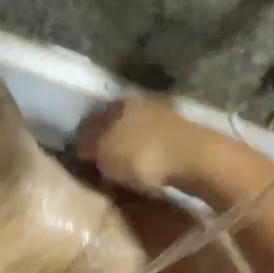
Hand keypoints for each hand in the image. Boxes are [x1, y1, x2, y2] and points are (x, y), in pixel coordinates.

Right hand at [75, 99, 223, 194]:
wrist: (195, 158)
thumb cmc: (142, 155)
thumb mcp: (104, 153)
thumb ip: (88, 146)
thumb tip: (79, 144)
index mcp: (116, 104)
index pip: (91, 118)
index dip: (82, 136)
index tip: (78, 155)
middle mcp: (139, 104)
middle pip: (115, 123)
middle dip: (106, 140)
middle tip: (98, 163)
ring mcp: (163, 117)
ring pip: (136, 132)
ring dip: (128, 147)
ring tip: (121, 168)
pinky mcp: (181, 134)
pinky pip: (154, 144)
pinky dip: (146, 154)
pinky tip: (144, 167)